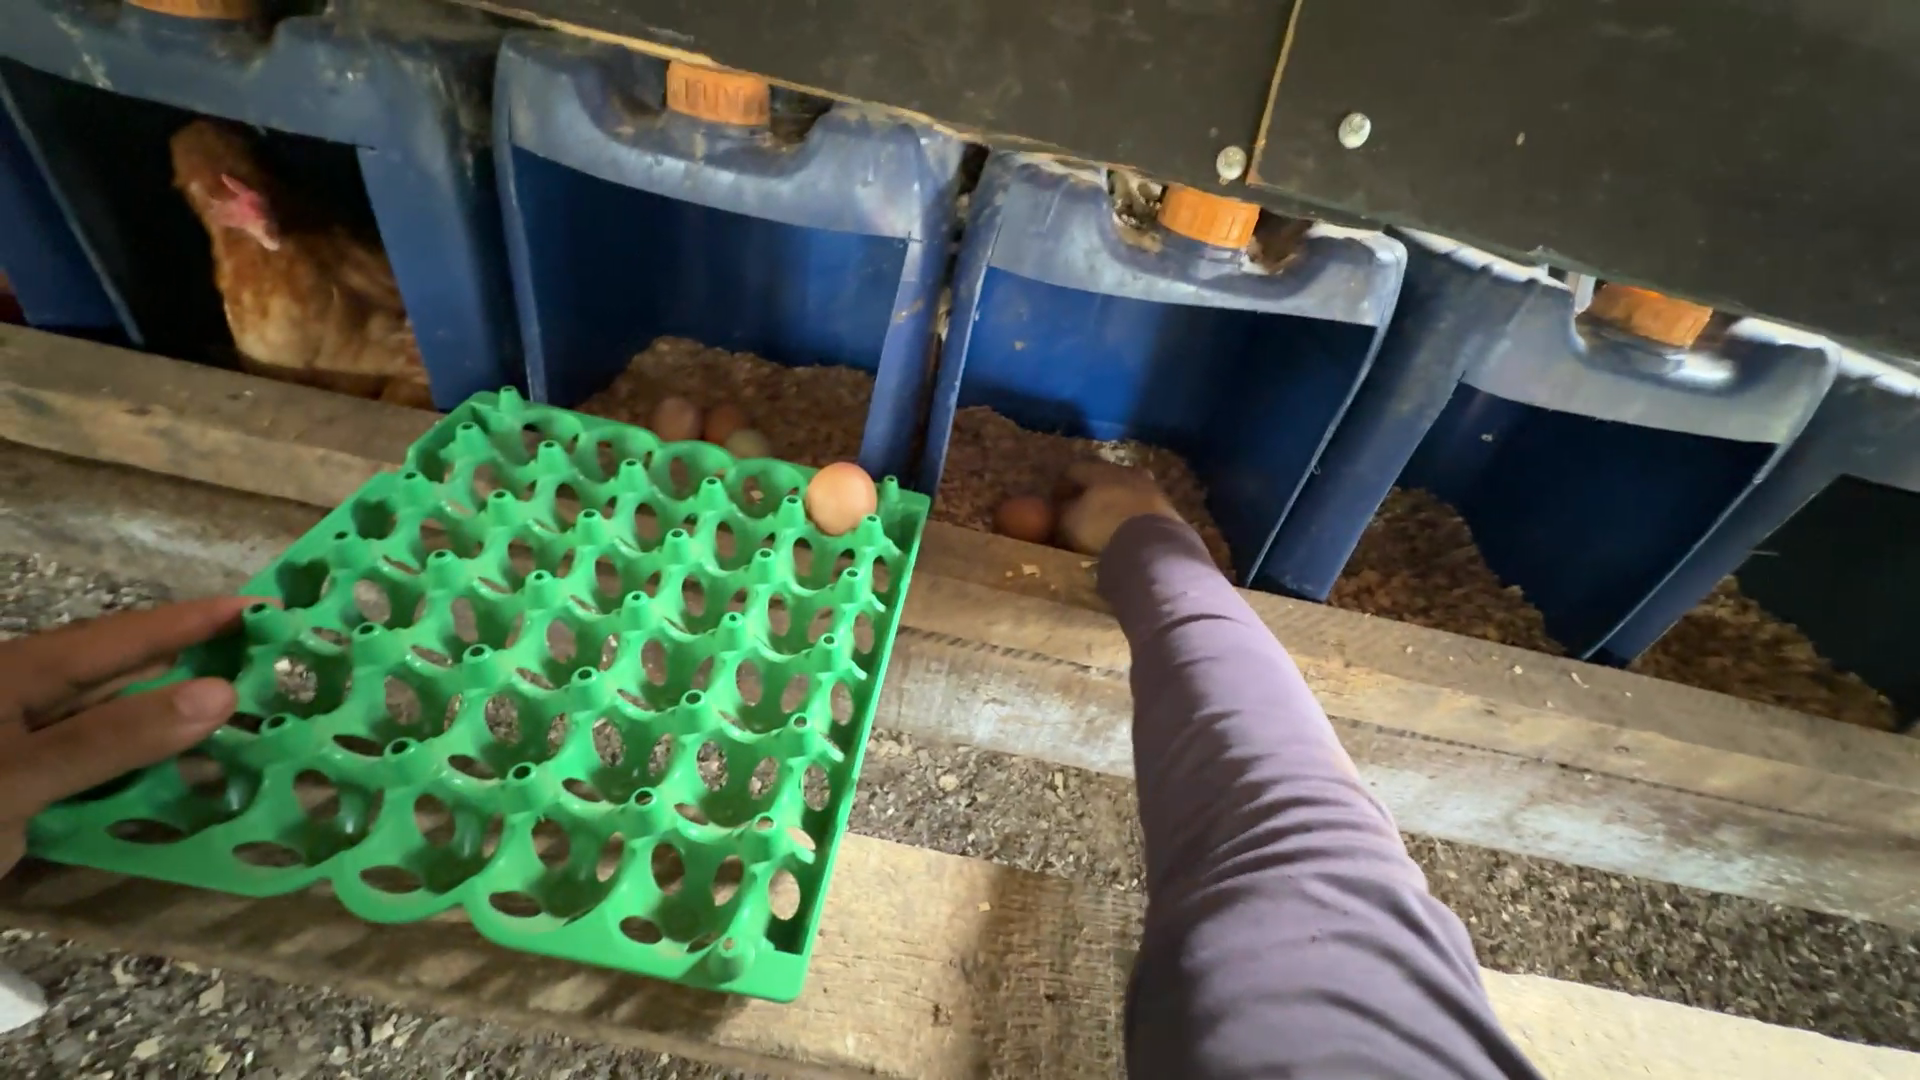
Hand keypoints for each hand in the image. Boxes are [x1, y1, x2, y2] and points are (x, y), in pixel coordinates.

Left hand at [0, 598, 249, 877]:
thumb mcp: (7, 782)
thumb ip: (114, 736)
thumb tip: (226, 691)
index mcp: (18, 677)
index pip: (131, 635)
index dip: (203, 619)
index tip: (277, 607)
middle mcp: (28, 702)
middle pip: (136, 671)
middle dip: (211, 663)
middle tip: (289, 662)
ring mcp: (29, 747)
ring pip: (129, 719)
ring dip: (194, 718)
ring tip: (267, 714)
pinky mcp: (29, 787)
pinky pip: (114, 762)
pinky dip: (163, 763)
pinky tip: (203, 773)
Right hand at [1055, 461, 1180, 555]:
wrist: (1150, 542)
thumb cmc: (1101, 526)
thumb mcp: (1068, 522)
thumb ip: (1061, 512)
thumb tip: (1060, 509)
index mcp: (1096, 468)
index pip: (1072, 470)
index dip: (1060, 487)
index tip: (1055, 505)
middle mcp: (1123, 469)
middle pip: (1100, 476)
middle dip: (1089, 491)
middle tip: (1080, 511)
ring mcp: (1148, 485)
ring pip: (1124, 488)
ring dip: (1114, 501)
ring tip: (1106, 521)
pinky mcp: (1166, 504)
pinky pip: (1141, 505)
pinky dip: (1131, 514)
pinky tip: (1127, 529)